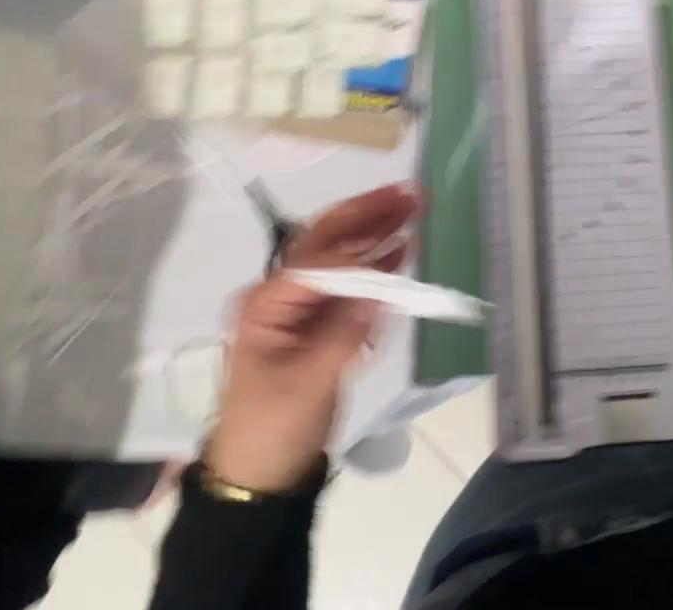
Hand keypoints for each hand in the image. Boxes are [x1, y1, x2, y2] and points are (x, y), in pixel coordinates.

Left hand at [206, 184, 418, 492]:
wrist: (259, 477)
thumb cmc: (272, 431)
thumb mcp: (308, 387)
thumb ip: (344, 335)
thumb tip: (380, 290)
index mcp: (265, 303)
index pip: (316, 262)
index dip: (358, 246)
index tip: (398, 233)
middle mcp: (280, 295)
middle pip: (328, 245)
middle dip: (368, 217)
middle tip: (410, 195)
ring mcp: (300, 308)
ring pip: (342, 259)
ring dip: (376, 234)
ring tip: (413, 209)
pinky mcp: (319, 323)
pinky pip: (351, 287)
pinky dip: (377, 268)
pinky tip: (402, 250)